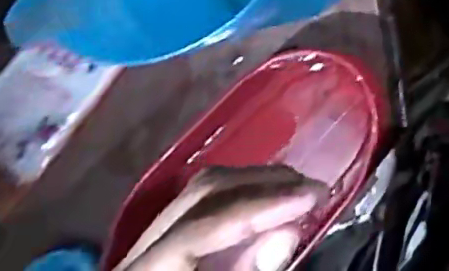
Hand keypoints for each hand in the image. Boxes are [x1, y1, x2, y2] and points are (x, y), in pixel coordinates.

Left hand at [118, 165, 321, 270]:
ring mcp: (143, 254)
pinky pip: (202, 209)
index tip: (313, 197)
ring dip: (256, 186)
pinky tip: (273, 204)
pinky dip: (242, 199)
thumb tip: (285, 231)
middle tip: (314, 190)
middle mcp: (134, 263)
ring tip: (299, 192)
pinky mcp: (160, 256)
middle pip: (201, 197)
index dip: (260, 208)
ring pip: (201, 193)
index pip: (200, 229)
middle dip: (263, 186)